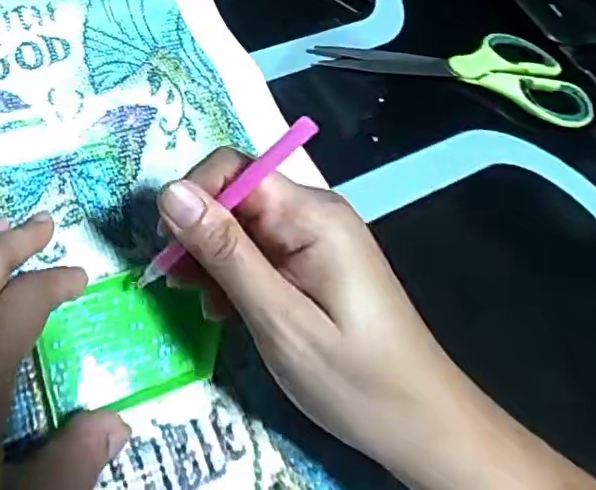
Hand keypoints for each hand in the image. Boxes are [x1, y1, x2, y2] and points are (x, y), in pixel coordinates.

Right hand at [158, 149, 595, 489]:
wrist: (426, 426)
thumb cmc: (355, 378)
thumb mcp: (279, 320)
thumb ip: (225, 252)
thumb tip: (170, 191)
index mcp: (310, 212)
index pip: (235, 168)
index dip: (194, 197)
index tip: (170, 249)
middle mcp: (313, 208)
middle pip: (237, 194)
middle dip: (200, 233)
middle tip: (181, 286)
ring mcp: (316, 232)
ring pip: (244, 221)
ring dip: (215, 257)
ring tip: (207, 305)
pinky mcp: (315, 256)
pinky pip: (262, 245)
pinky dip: (237, 271)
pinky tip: (230, 307)